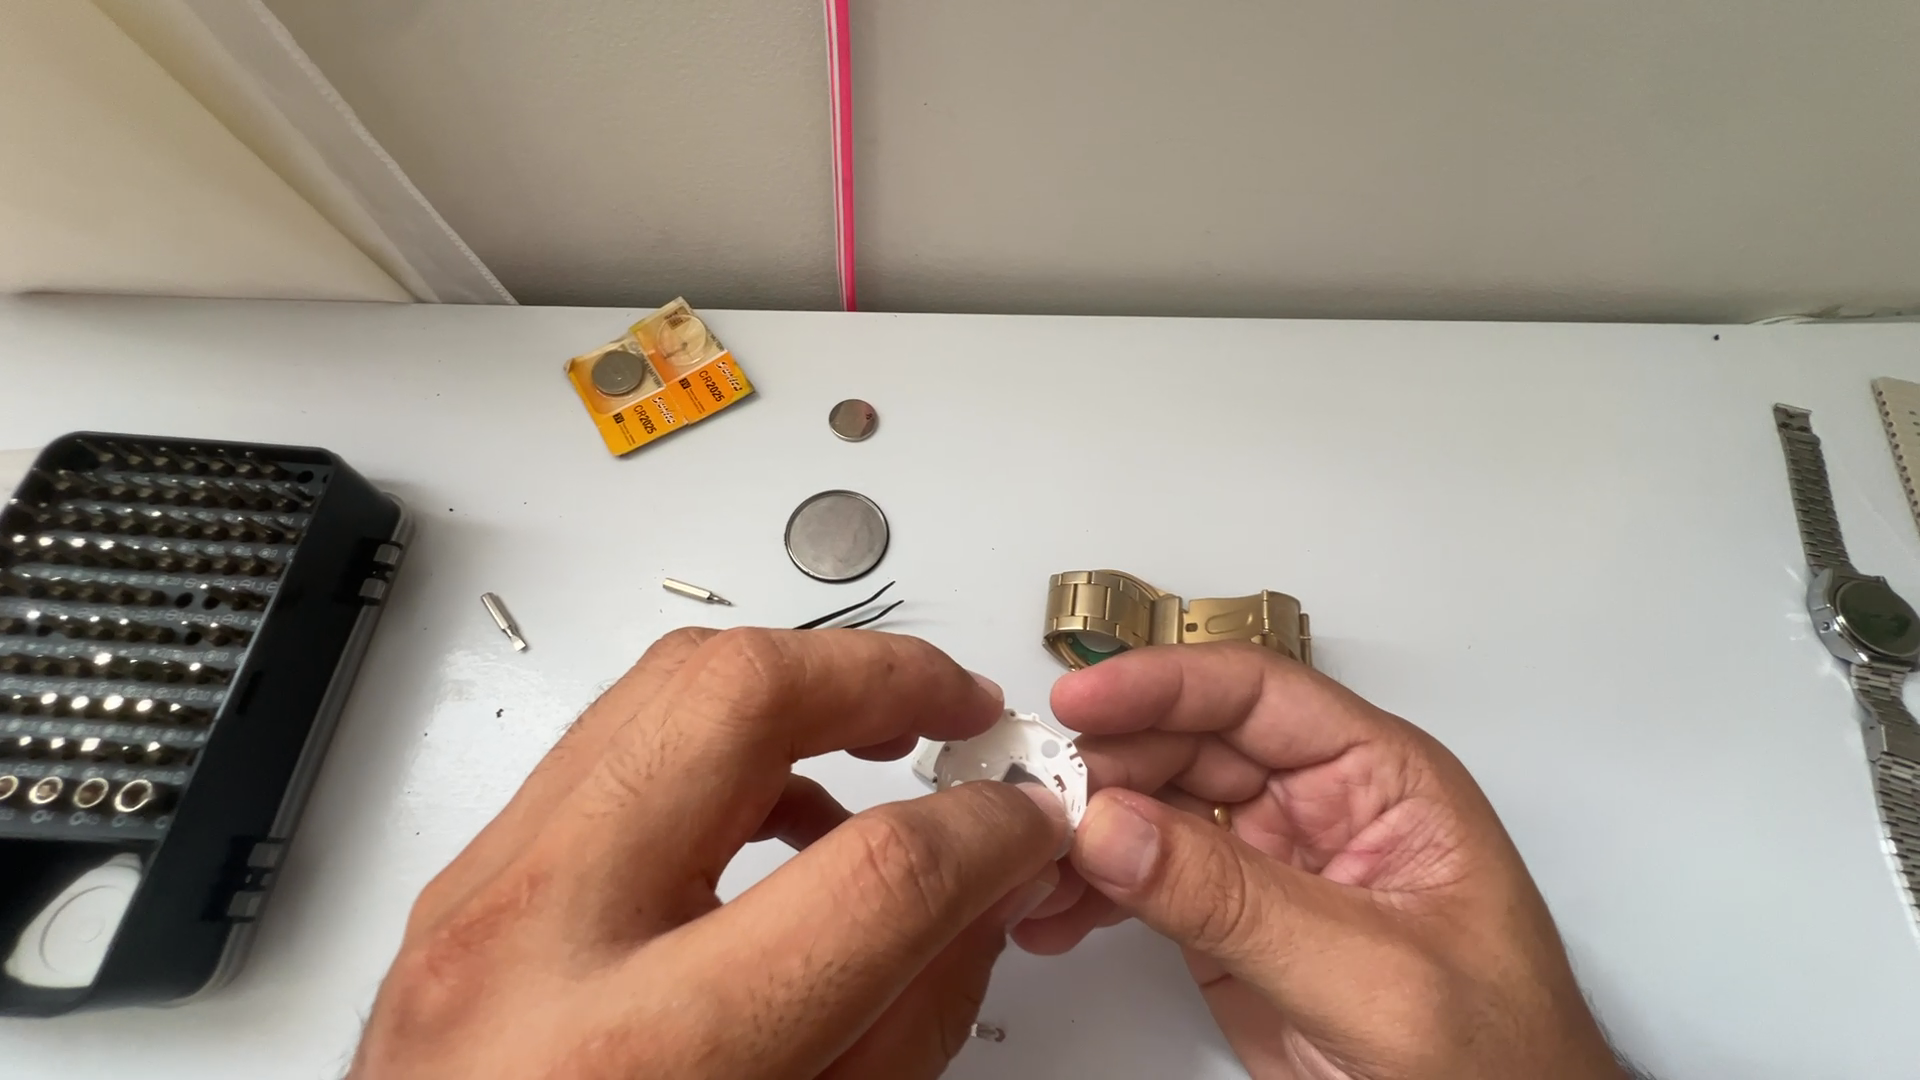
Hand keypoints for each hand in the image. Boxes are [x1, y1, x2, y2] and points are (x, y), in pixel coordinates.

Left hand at [350, 628, 1067, 1079]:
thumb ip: (919, 1007)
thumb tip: (990, 871)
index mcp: (638, 1064)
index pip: (869, 878)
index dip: (982, 832)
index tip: (1027, 817)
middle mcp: (536, 940)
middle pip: (738, 699)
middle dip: (883, 675)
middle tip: (960, 703)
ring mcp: (487, 882)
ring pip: (677, 678)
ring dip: (813, 679)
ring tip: (893, 727)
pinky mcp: (482, 860)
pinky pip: (635, 730)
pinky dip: (742, 734)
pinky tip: (796, 798)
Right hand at [1015, 644, 1626, 1079]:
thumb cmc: (1498, 1068)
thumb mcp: (1375, 981)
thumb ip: (1236, 900)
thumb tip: (1109, 826)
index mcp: (1371, 773)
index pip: (1253, 692)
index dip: (1161, 683)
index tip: (1081, 699)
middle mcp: (1307, 795)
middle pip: (1182, 742)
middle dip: (1107, 765)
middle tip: (1043, 800)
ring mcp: (1257, 850)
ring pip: (1147, 802)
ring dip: (1086, 829)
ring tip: (1037, 868)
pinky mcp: (1218, 906)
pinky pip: (1138, 871)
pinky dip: (1090, 887)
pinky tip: (1056, 912)